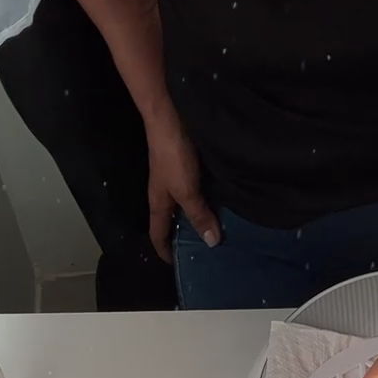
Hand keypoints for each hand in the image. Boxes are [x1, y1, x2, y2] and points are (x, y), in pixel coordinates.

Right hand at [144, 107, 219, 262]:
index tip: (174, 264)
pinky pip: (196, 189)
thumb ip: (199, 215)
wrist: (171, 113)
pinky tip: (220, 201)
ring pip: (185, 204)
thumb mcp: (187, 191)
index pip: (157, 234)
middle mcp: (165, 193)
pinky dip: (205, 199)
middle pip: (172, 220)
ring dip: (198, 217)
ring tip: (217, 228)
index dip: (164, 251)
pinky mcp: (185, 163)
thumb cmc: (173, 155)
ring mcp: (174, 177)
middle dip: (183, 235)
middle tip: (203, 248)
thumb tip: (211, 243)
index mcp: (159, 203)